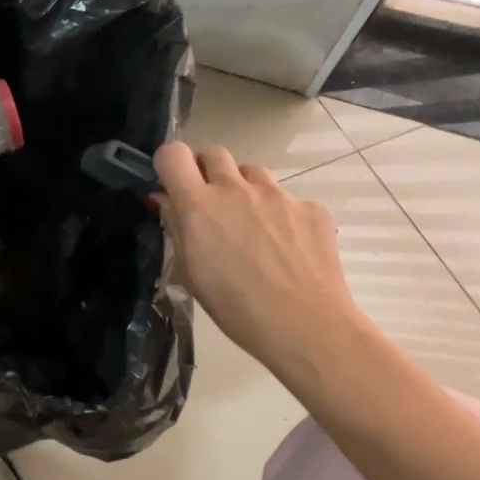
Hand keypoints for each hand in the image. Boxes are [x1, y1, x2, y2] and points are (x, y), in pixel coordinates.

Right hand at [154, 142, 361, 379]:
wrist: (307, 327)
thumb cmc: (235, 307)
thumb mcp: (190, 272)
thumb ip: (177, 228)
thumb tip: (168, 202)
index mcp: (198, 204)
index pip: (173, 153)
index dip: (171, 163)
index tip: (174, 183)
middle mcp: (236, 188)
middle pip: (214, 153)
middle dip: (208, 171)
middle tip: (211, 203)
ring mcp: (277, 195)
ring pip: (252, 173)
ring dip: (245, 189)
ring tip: (253, 226)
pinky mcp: (311, 208)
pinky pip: (288, 199)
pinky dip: (282, 215)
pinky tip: (288, 248)